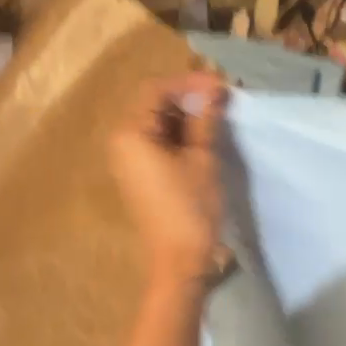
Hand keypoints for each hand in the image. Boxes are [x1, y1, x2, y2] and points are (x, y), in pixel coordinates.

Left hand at [108, 71, 228, 284]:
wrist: (180, 262)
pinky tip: (204, 139)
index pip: (157, 89)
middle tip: (223, 100)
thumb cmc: (191, 209)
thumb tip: (214, 88)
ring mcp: (130, 161)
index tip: (222, 87)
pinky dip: (181, 137)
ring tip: (218, 118)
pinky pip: (158, 144)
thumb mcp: (203, 159)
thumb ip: (206, 119)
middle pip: (154, 104)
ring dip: (187, 118)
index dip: (190, 83)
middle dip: (188, 98)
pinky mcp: (141, 176)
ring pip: (158, 124)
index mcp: (131, 133)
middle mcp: (122, 142)